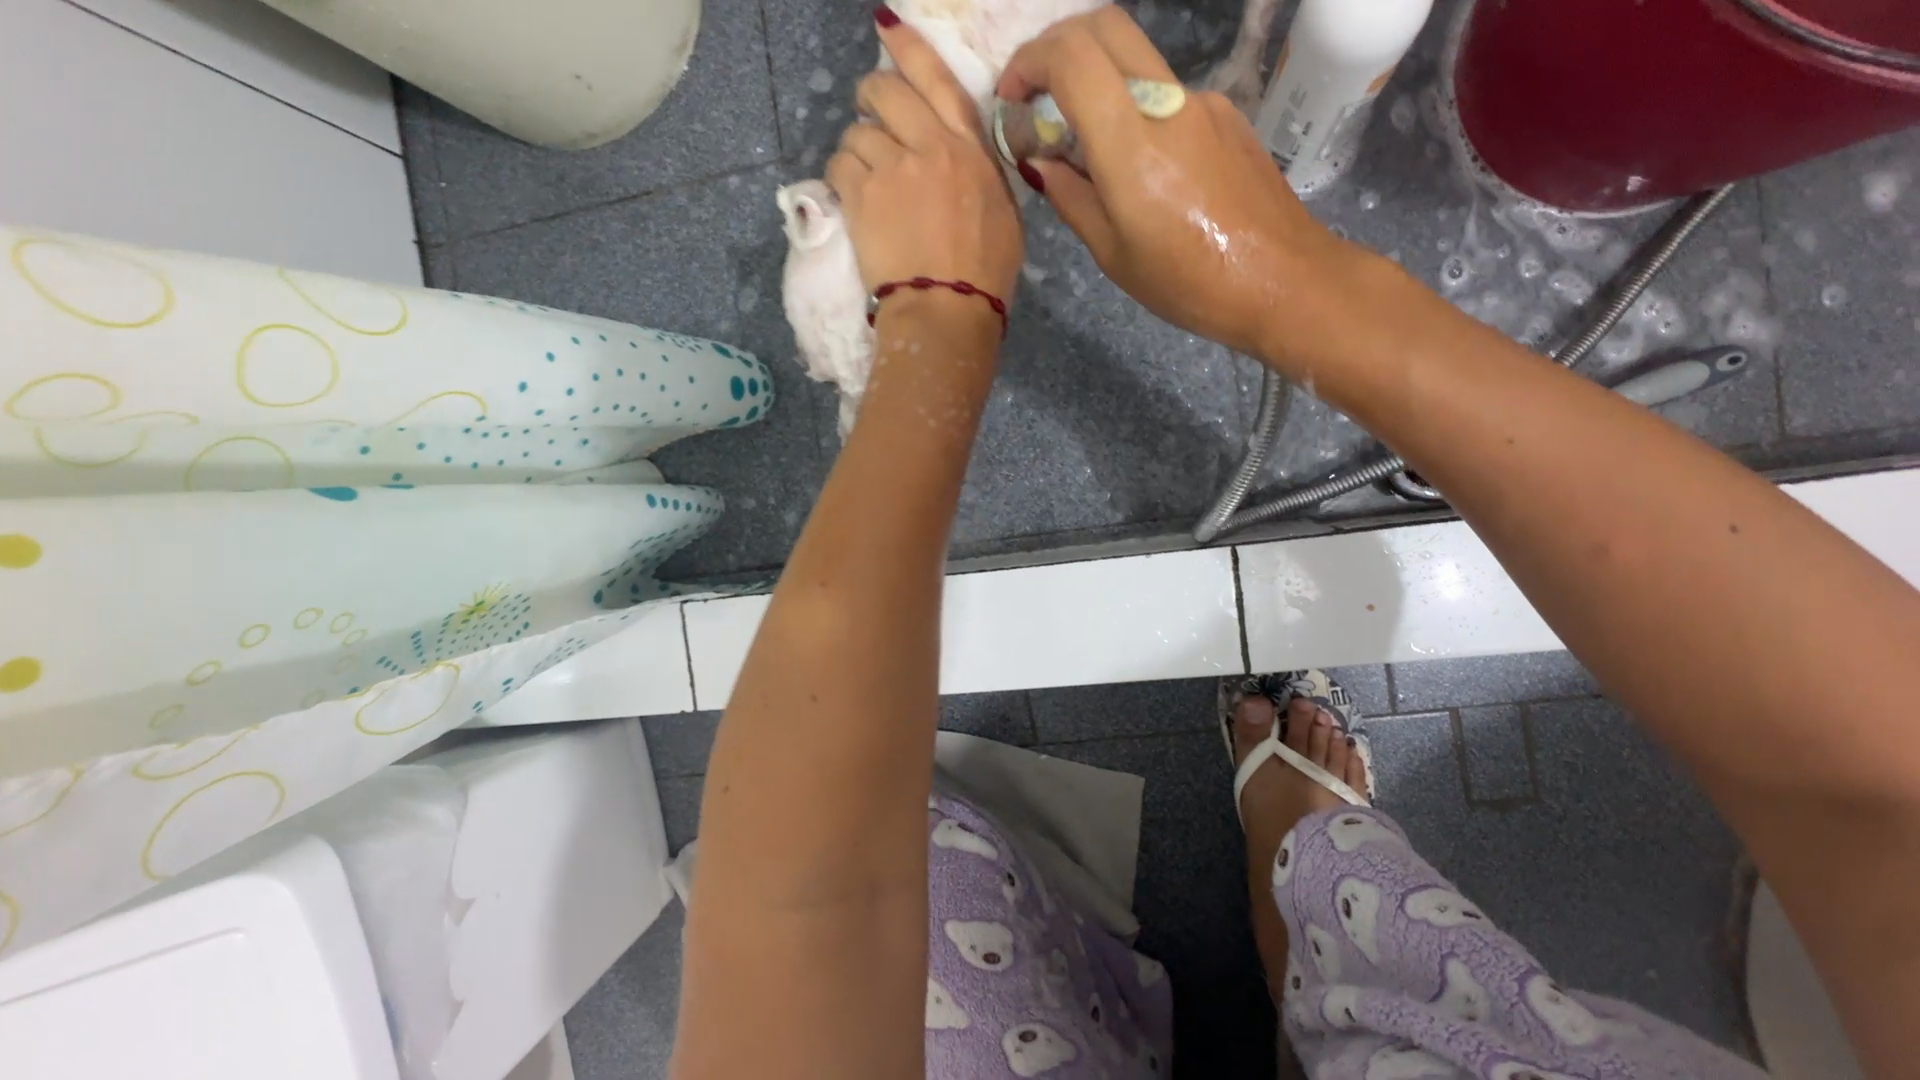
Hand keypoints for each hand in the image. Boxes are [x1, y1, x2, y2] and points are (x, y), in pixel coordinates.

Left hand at [826, 11, 1023, 314]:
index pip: (937, 81)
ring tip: (864, 177)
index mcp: (971, 150)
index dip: (909, 50)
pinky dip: (841, 175)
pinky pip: (839, 164)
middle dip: (871, 98)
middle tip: (868, 117)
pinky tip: (851, 196)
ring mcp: (893, 169)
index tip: (888, 29)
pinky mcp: (861, 195)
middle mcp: (931, 147)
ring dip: (856, 148)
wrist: (947, 310)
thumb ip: (980, 174)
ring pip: (857, 131)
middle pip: (885, 93)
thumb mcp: (1004, 214)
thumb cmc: (986, 274)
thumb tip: (962, 160)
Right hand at [997, 9, 1361, 360]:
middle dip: (1058, 45)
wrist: (1285, 281)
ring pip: (1136, 61)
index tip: (1011, 96)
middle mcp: (1168, 104)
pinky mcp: (1226, 114)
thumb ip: (1070, 196)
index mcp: (1132, 143)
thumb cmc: (1190, 283)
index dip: (1029, 62)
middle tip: (1037, 92)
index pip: (1072, 56)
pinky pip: (1166, 94)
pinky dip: (1134, 110)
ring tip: (1087, 148)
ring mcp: (1203, 102)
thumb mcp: (1113, 254)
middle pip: (1105, 26)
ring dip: (1098, 83)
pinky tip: (1140, 167)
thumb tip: (1039, 159)